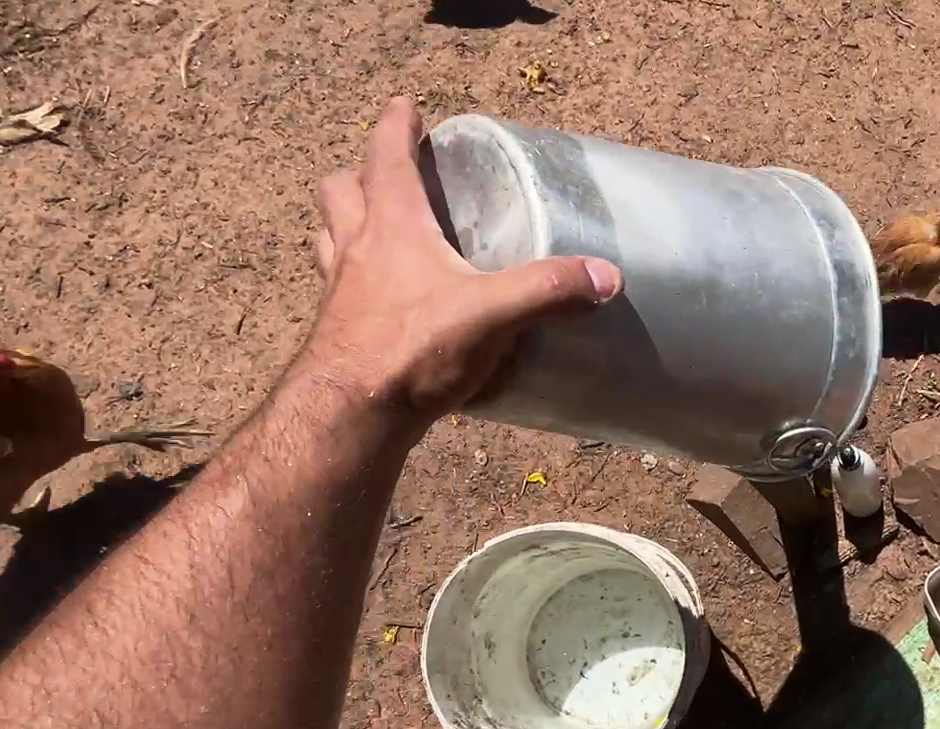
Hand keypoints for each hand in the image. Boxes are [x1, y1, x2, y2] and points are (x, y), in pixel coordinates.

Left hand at [303, 97, 622, 436]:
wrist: (354, 409)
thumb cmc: (415, 348)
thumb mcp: (494, 314)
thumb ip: (549, 291)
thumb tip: (607, 276)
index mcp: (391, 227)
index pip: (386, 158)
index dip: (397, 128)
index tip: (408, 109)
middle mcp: (358, 247)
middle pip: (343, 190)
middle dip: (364, 173)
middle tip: (394, 176)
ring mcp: (343, 288)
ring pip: (333, 234)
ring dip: (350, 220)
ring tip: (380, 228)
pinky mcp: (343, 327)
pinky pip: (343, 284)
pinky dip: (357, 275)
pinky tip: (385, 296)